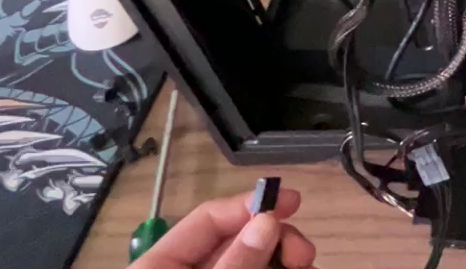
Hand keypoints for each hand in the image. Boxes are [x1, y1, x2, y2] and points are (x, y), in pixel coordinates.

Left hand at [130, 188, 316, 268]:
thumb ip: (232, 265)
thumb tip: (269, 218)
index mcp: (158, 267)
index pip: (207, 218)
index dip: (251, 204)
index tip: (293, 202)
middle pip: (236, 240)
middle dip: (275, 239)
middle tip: (304, 254)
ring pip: (252, 262)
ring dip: (283, 260)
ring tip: (308, 267)